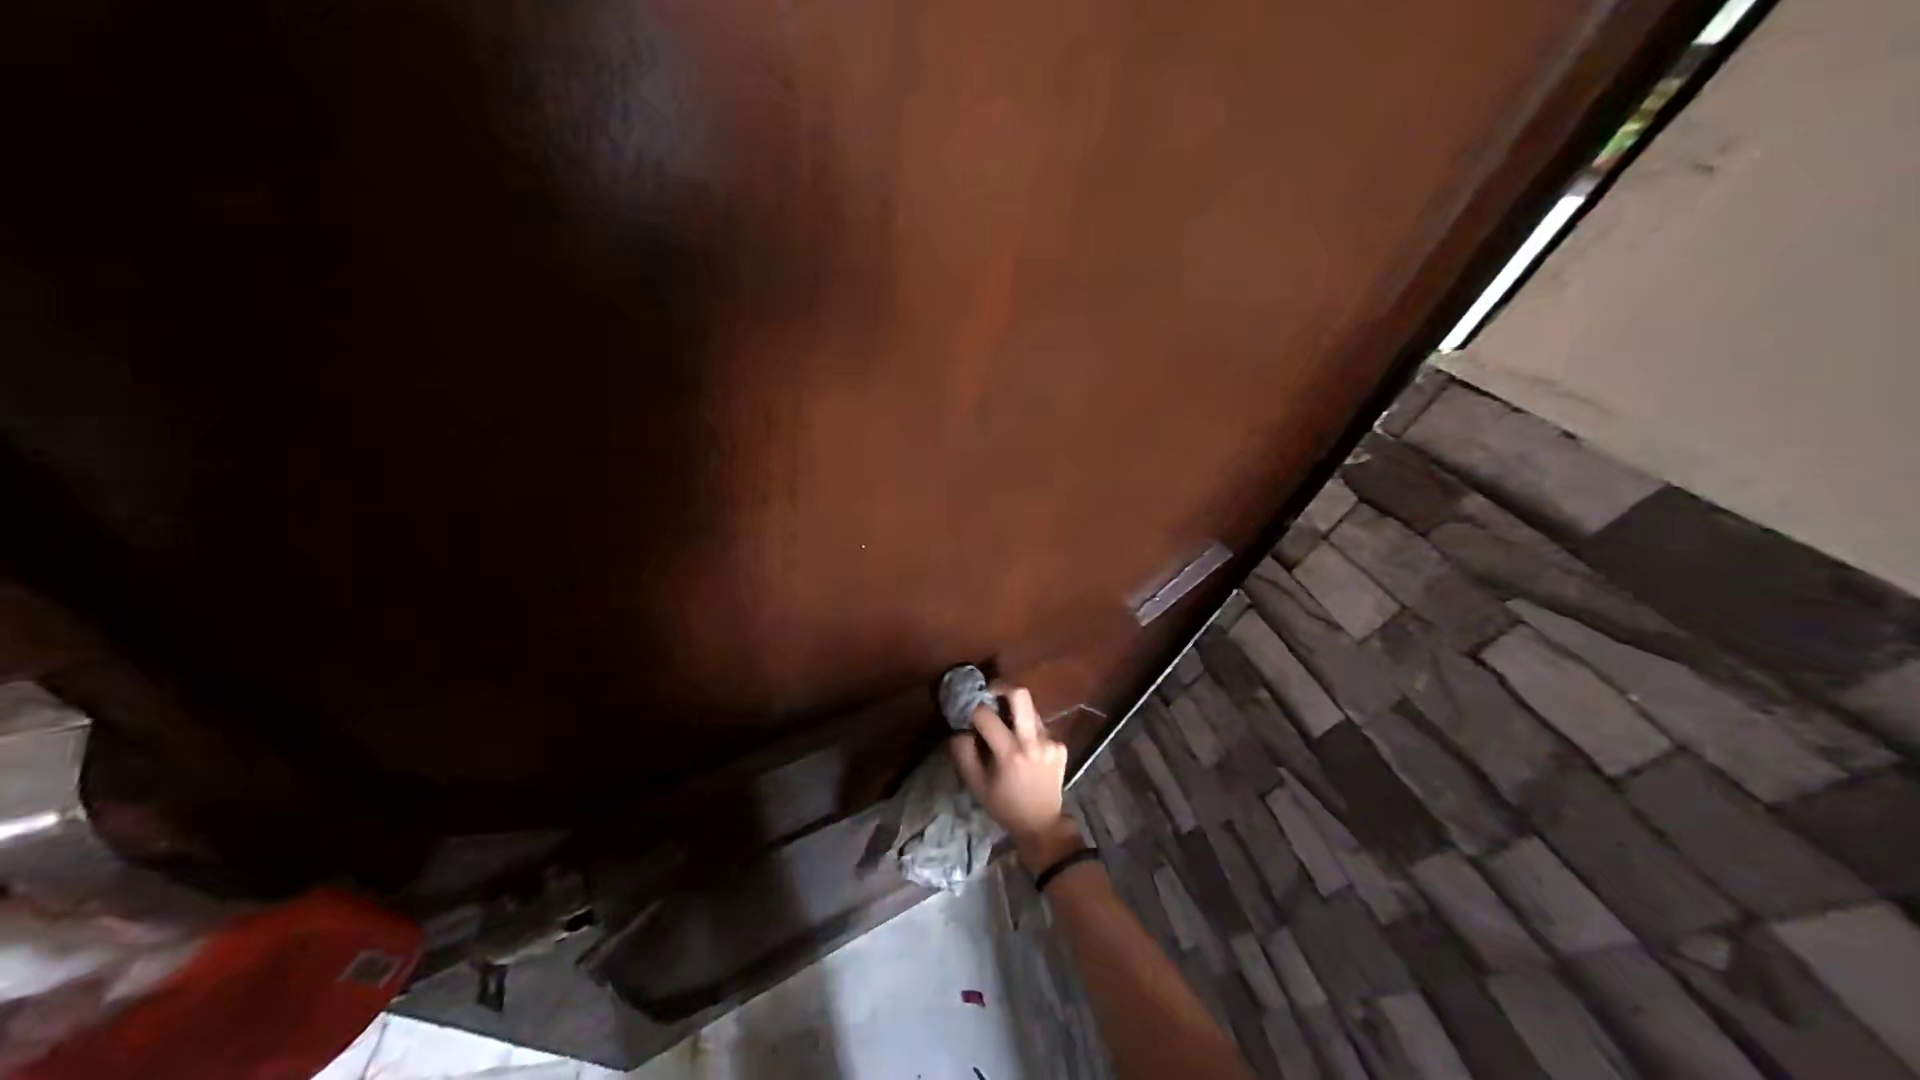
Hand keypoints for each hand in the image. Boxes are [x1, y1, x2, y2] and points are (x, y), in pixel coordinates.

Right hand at [949, 683, 1081, 870]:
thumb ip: (963, 752)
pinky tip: (1023, 746)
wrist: (1041, 824)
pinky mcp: (1060, 745)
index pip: (986, 715)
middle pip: (1021, 694)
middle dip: (1001, 687)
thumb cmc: (1003, 805)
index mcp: (1010, 753)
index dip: (972, 709)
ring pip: (1031, 709)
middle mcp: (1034, 742)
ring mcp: (1051, 741)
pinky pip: (1040, 726)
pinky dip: (1027, 729)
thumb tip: (960, 727)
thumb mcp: (975, 783)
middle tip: (989, 694)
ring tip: (1004, 726)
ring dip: (1014, 711)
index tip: (967, 711)